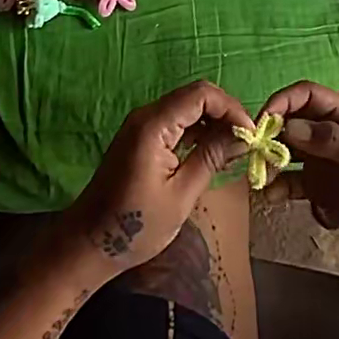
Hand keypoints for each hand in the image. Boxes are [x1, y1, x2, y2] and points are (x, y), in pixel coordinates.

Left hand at [59, 80, 253, 275]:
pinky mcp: (142, 137)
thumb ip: (212, 157)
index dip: (231, 108)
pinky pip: (177, 121)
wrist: (89, 243)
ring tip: (235, 148)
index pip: (202, 94)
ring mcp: (142, 125)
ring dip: (214, 122)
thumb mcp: (182, 194)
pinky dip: (199, 131)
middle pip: (196, 96)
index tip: (250, 134)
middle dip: (226, 114)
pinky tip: (214, 151)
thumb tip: (244, 136)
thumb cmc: (136, 225)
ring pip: (188, 107)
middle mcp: (146, 116)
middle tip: (246, 141)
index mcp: (153, 126)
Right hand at [261, 81, 338, 257]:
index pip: (307, 95)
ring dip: (269, 162)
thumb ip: (334, 141)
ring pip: (286, 152)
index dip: (282, 102)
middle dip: (269, 135)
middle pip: (290, 123)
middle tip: (253, 156)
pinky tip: (270, 197)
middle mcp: (331, 134)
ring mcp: (324, 162)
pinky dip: (278, 187)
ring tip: (259, 179)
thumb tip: (289, 127)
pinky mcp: (320, 189)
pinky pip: (291, 183)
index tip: (261, 122)